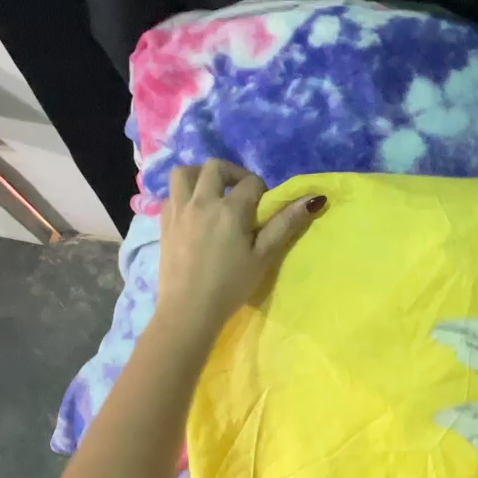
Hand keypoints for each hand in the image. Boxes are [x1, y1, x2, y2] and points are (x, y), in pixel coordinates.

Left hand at [156, 161, 324, 339]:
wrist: (189, 310)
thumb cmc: (231, 285)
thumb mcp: (264, 256)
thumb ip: (285, 224)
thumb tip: (314, 199)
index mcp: (230, 209)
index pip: (251, 182)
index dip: (262, 191)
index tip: (263, 210)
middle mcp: (201, 202)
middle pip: (215, 167)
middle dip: (233, 173)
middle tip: (241, 192)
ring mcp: (178, 211)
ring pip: (184, 173)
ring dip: (200, 175)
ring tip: (212, 192)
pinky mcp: (163, 223)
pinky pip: (170, 194)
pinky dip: (184, 194)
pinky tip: (194, 212)